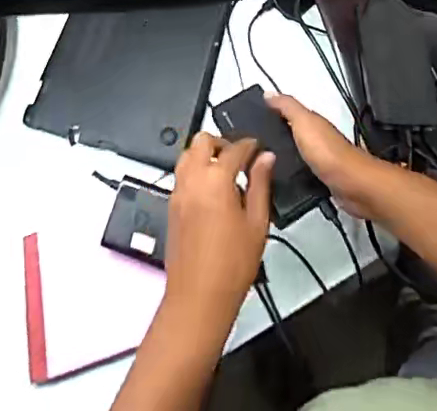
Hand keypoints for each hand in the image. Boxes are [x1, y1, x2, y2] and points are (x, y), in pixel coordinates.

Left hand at [163, 133, 273, 317]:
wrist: (199, 295)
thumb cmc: (230, 266)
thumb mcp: (257, 223)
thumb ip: (261, 185)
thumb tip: (265, 160)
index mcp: (216, 179)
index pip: (234, 148)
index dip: (249, 145)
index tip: (258, 147)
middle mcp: (192, 179)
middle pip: (202, 140)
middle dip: (222, 142)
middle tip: (240, 156)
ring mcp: (178, 190)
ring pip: (187, 154)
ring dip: (205, 154)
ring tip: (226, 172)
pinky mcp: (171, 204)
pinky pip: (181, 173)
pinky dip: (195, 170)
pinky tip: (212, 190)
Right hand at [265, 94, 403, 220]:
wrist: (352, 185)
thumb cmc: (328, 152)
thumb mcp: (304, 122)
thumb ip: (287, 106)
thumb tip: (269, 93)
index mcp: (312, 122)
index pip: (288, 111)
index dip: (272, 109)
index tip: (254, 110)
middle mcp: (316, 138)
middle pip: (291, 131)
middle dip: (275, 132)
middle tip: (255, 137)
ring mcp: (319, 159)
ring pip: (295, 151)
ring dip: (283, 152)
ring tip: (264, 157)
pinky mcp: (321, 178)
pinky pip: (301, 170)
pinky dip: (292, 170)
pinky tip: (283, 175)